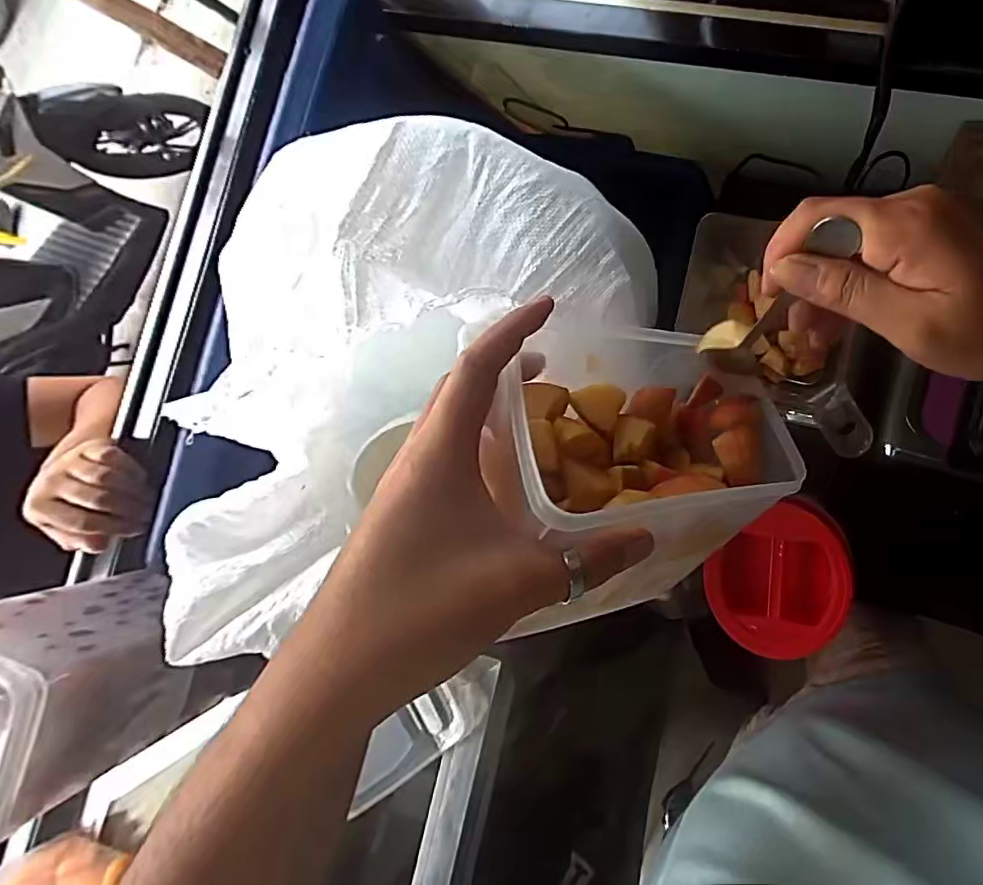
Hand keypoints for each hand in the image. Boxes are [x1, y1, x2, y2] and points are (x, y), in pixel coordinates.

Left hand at [22, 439, 150, 551]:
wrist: (69, 462)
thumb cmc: (69, 498)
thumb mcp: (64, 523)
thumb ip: (79, 537)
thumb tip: (99, 544)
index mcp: (39, 508)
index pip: (81, 522)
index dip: (114, 527)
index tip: (136, 529)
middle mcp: (49, 484)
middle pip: (98, 499)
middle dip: (130, 509)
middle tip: (148, 514)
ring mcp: (69, 463)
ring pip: (107, 478)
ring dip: (134, 491)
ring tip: (148, 498)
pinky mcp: (89, 447)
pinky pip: (115, 459)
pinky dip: (133, 470)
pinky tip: (140, 480)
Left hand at [293, 297, 654, 718]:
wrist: (334, 676)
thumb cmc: (422, 609)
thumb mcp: (522, 581)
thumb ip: (590, 558)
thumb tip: (648, 537)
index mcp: (441, 452)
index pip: (477, 366)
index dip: (514, 329)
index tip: (550, 305)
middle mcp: (421, 458)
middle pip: (460, 387)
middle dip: (505, 361)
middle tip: (552, 361)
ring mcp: (409, 489)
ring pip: (454, 424)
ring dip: (493, 403)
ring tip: (538, 409)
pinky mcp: (407, 517)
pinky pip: (452, 457)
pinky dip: (486, 443)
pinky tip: (511, 478)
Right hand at [761, 185, 982, 380]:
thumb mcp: (910, 324)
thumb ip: (845, 292)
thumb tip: (786, 268)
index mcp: (900, 224)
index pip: (816, 218)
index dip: (780, 250)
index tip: (766, 294)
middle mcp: (909, 204)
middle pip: (833, 230)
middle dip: (807, 277)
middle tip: (795, 329)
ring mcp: (926, 213)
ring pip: (855, 241)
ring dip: (833, 282)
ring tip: (820, 333)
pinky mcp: (937, 227)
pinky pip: (883, 246)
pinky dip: (863, 276)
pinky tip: (854, 313)